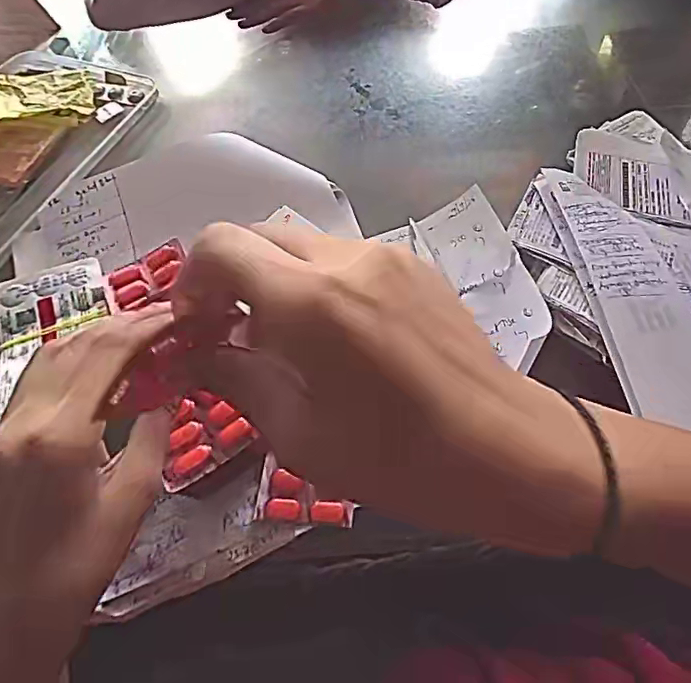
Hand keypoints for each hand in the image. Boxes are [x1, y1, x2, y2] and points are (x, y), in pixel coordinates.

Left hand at [0, 310, 175, 682]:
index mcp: (60, 436)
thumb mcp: (135, 495)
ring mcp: (2, 430)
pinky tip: (100, 364)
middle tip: (167, 316)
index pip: (107, 352)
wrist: (8, 620)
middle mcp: (24, 422)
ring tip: (140, 332)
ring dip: (97, 334)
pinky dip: (73, 357)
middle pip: (78, 344)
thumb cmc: (80, 565)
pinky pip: (37, 378)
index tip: (179, 314)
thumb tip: (172, 384)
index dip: (147, 326)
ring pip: (52, 354)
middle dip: (126, 323)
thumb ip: (154, 430)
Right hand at [175, 223, 601, 556]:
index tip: (196, 323)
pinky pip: (349, 257)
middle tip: (233, 331)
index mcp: (311, 299)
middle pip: (262, 234)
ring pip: (307, 243)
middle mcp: (349, 258)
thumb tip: (197, 351)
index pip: (221, 243)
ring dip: (281, 277)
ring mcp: (388, 254)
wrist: (498, 441)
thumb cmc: (395, 456)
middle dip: (233, 275)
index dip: (192, 277)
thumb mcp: (297, 432)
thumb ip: (236, 376)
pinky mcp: (415, 263)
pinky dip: (323, 280)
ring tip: (290, 338)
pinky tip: (340, 332)